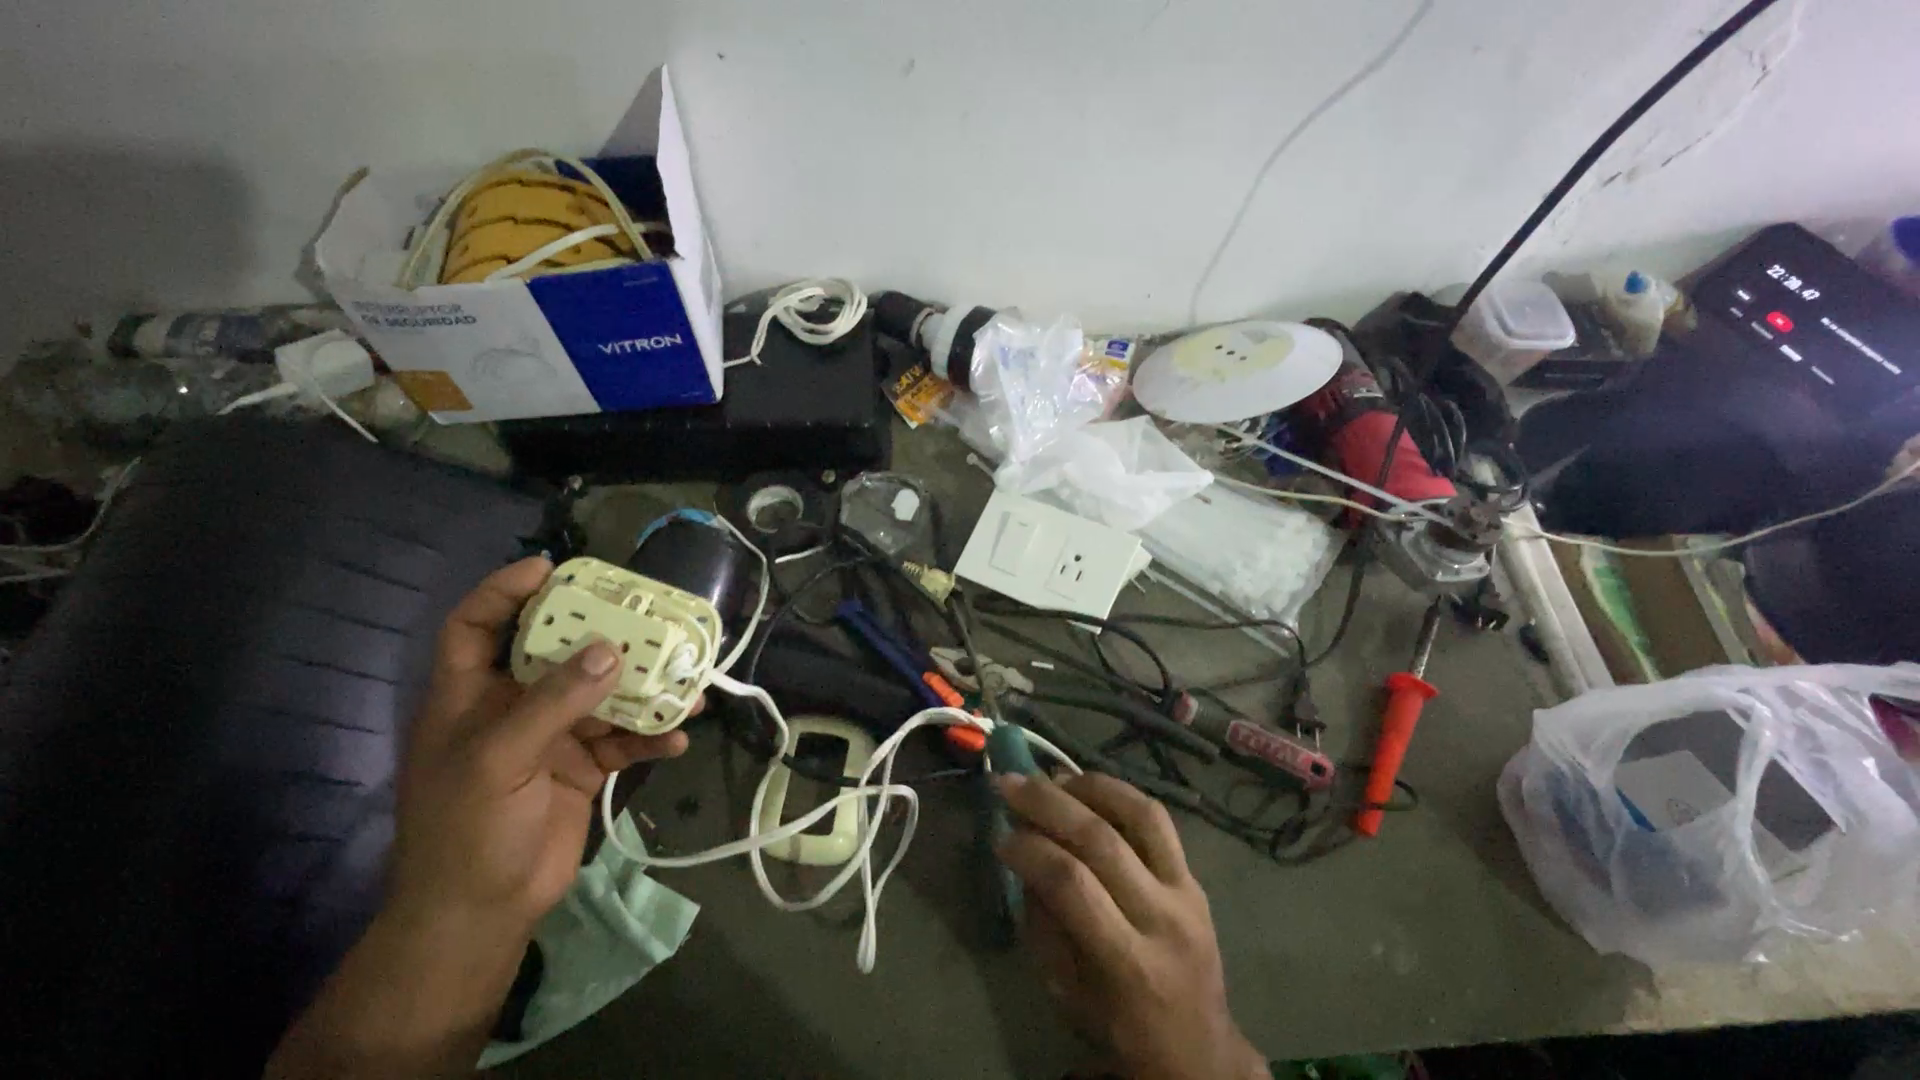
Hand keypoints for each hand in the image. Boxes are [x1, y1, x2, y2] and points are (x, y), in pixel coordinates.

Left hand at [269, 557, 696, 1078]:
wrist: (481, 913)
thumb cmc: (467, 830)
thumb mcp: (500, 760)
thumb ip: (554, 702)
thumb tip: (609, 650)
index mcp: (470, 696)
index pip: (477, 625)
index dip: (505, 591)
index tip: (551, 568)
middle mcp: (512, 707)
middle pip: (557, 652)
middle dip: (601, 633)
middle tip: (646, 613)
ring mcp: (551, 738)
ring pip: (602, 696)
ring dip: (642, 689)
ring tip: (686, 683)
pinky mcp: (582, 769)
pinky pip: (623, 739)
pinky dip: (650, 736)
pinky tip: (677, 738)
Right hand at [996, 772, 1265, 1079]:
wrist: (1199, 1052)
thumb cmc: (1119, 1029)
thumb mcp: (1066, 993)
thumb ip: (1043, 924)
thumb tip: (1023, 855)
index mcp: (1127, 962)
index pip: (1072, 884)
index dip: (1029, 851)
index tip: (999, 836)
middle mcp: (1162, 918)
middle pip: (1102, 840)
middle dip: (1047, 804)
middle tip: (1009, 783)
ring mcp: (1187, 892)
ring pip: (1140, 816)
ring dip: (1090, 787)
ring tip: (1052, 777)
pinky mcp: (1195, 877)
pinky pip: (1158, 822)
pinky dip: (1120, 795)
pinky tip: (1088, 788)